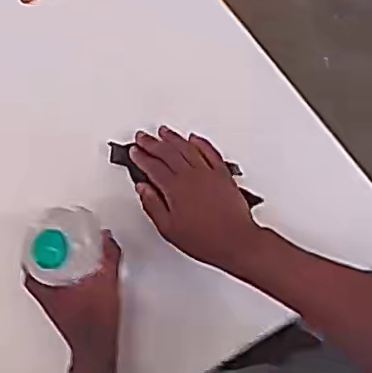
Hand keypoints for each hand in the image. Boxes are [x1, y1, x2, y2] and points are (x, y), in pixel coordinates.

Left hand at [26, 231, 122, 366]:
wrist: (96, 351)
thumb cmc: (95, 324)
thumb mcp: (107, 282)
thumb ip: (109, 256)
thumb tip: (106, 238)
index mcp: (46, 287)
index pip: (29, 260)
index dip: (33, 242)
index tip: (41, 230)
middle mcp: (44, 296)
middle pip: (34, 265)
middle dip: (42, 249)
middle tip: (52, 236)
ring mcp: (50, 304)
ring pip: (42, 276)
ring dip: (50, 261)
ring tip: (63, 249)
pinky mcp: (59, 309)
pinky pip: (52, 285)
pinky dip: (59, 273)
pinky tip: (74, 270)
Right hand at [130, 127, 270, 275]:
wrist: (236, 241)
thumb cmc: (205, 239)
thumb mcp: (169, 229)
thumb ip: (153, 205)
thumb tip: (143, 188)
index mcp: (175, 188)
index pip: (153, 166)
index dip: (141, 157)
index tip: (135, 151)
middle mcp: (191, 176)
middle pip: (167, 152)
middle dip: (152, 143)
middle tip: (143, 136)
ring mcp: (208, 173)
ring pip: (187, 147)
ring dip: (173, 137)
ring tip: (164, 131)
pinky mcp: (223, 175)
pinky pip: (210, 151)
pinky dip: (200, 142)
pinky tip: (194, 138)